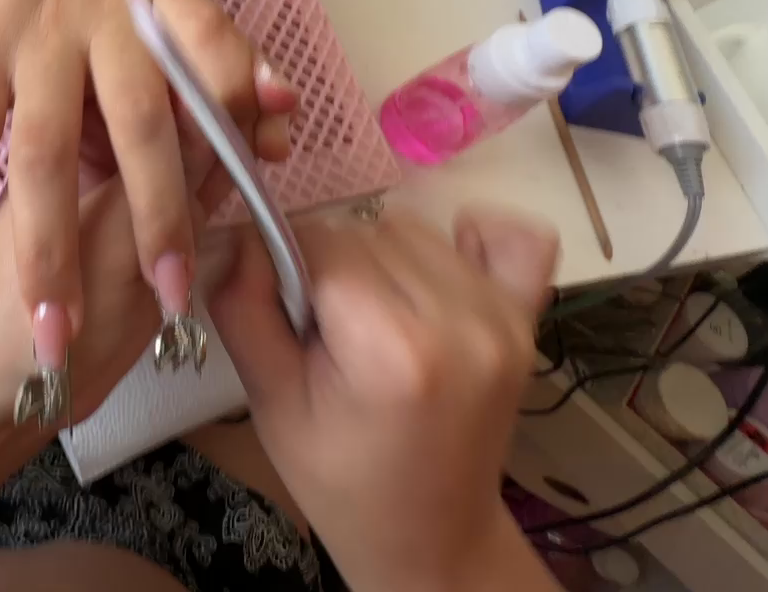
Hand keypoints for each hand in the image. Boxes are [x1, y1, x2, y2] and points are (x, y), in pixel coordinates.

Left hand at [0, 0, 281, 379]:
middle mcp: (44, 38)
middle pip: (43, 157)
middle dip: (51, 253)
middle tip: (57, 337)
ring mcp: (116, 13)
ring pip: (138, 121)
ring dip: (157, 208)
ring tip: (171, 286)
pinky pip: (213, 41)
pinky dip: (243, 85)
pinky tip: (270, 138)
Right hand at [209, 206, 561, 591]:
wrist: (430, 537)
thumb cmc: (336, 472)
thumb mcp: (265, 395)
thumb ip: (241, 304)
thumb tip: (245, 234)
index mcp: (393, 349)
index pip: (319, 240)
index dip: (285, 260)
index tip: (282, 305)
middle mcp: (461, 321)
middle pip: (363, 231)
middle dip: (327, 262)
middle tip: (324, 324)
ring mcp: (503, 319)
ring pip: (408, 229)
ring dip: (376, 255)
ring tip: (369, 313)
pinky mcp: (526, 320)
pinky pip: (510, 238)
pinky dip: (467, 239)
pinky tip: (433, 273)